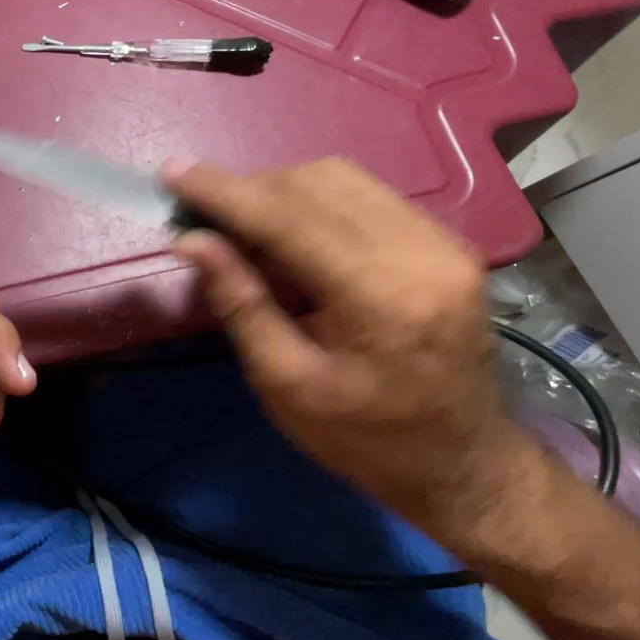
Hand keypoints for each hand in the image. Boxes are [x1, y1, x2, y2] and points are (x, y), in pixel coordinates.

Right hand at [161, 158, 532, 536]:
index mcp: (382, 299)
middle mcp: (421, 254)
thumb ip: (240, 303)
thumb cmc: (366, 439)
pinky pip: (366, 194)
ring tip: (241, 226)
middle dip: (248, 190)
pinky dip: (314, 202)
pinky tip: (289, 233)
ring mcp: (442, 243)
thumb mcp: (285, 384)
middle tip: (201, 217)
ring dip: (279, 191)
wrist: (467, 466)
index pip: (289, 220)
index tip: (172, 173)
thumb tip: (191, 241)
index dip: (224, 193)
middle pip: (316, 184)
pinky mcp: (447, 243)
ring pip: (341, 179)